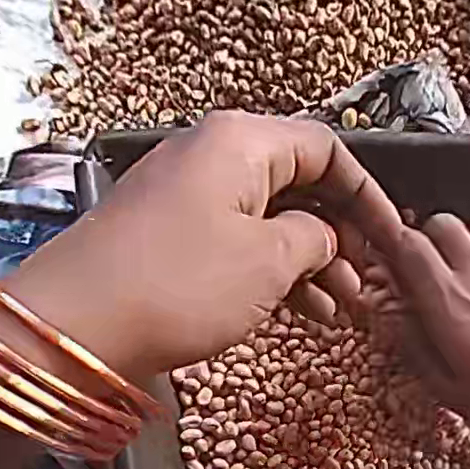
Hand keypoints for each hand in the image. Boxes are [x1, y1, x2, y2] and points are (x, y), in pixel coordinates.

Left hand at [4, 112, 407, 379]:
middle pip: (299, 186)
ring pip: (271, 221)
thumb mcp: (268, 260)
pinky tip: (302, 310)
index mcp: (241, 143)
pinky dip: (274, 274)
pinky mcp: (174, 239)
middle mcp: (214, 158)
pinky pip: (240, 245)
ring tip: (340, 308)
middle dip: (340, 235)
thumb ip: (314, 239)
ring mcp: (190, 199)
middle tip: (364, 283)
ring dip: (311, 263)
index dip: (366, 195)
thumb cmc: (181, 282)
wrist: (79, 325)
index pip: (325, 149)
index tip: (391, 238)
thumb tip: (326, 236)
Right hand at [371, 214, 469, 468]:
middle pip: (441, 227)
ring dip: (452, 266)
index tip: (380, 265)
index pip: (408, 244)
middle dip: (421, 243)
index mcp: (450, 302)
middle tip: (415, 280)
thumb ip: (414, 345)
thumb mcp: (449, 389)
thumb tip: (392, 317)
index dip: (387, 245)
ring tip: (455, 313)